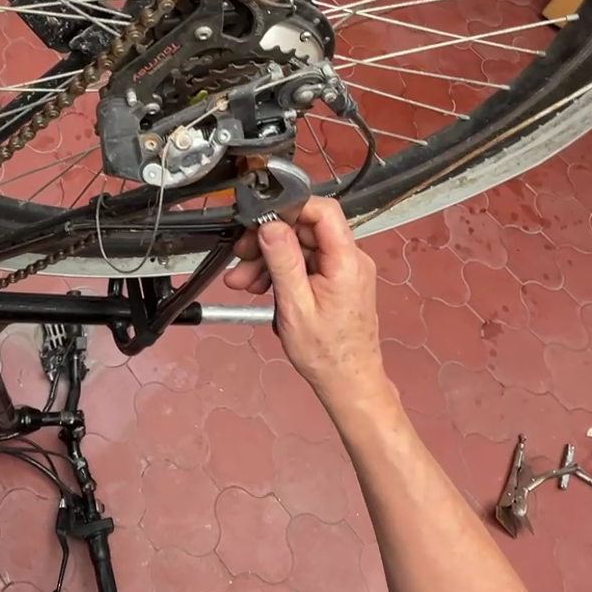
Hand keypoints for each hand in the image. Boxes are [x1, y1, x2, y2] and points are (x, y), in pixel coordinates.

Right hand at [223, 198, 387, 408]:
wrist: (349, 382)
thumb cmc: (327, 353)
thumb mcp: (295, 306)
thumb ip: (283, 262)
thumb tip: (270, 225)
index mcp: (346, 261)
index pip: (323, 211)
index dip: (289, 209)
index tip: (260, 220)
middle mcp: (351, 259)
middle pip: (305, 230)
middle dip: (269, 241)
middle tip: (241, 257)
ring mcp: (345, 269)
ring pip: (301, 247)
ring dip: (270, 260)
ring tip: (244, 281)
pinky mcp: (337, 279)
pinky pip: (307, 263)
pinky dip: (282, 272)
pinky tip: (261, 287)